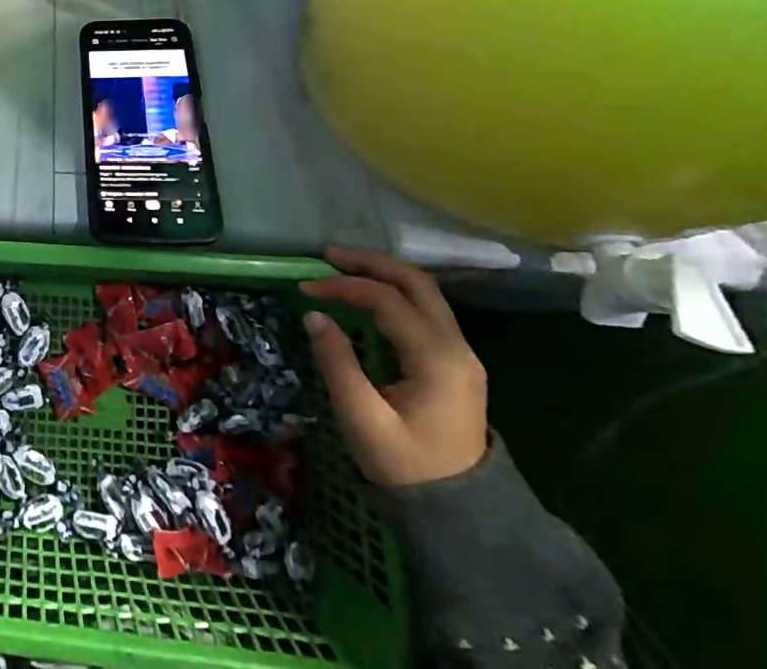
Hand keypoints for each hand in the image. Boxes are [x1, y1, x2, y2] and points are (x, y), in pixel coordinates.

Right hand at [299, 247, 487, 486]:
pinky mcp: (456, 361)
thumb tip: (315, 316)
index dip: (344, 286)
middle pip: (416, 283)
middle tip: (328, 256)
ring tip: (343, 269)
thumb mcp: (362, 418)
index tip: (306, 288)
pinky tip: (368, 297)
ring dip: (384, 274)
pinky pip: (426, 312)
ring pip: (425, 293)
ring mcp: (461, 353)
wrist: (460, 510)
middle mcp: (457, 346)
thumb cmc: (406, 467)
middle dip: (371, 264)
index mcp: (437, 358)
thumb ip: (338, 362)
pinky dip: (395, 294)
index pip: (388, 300)